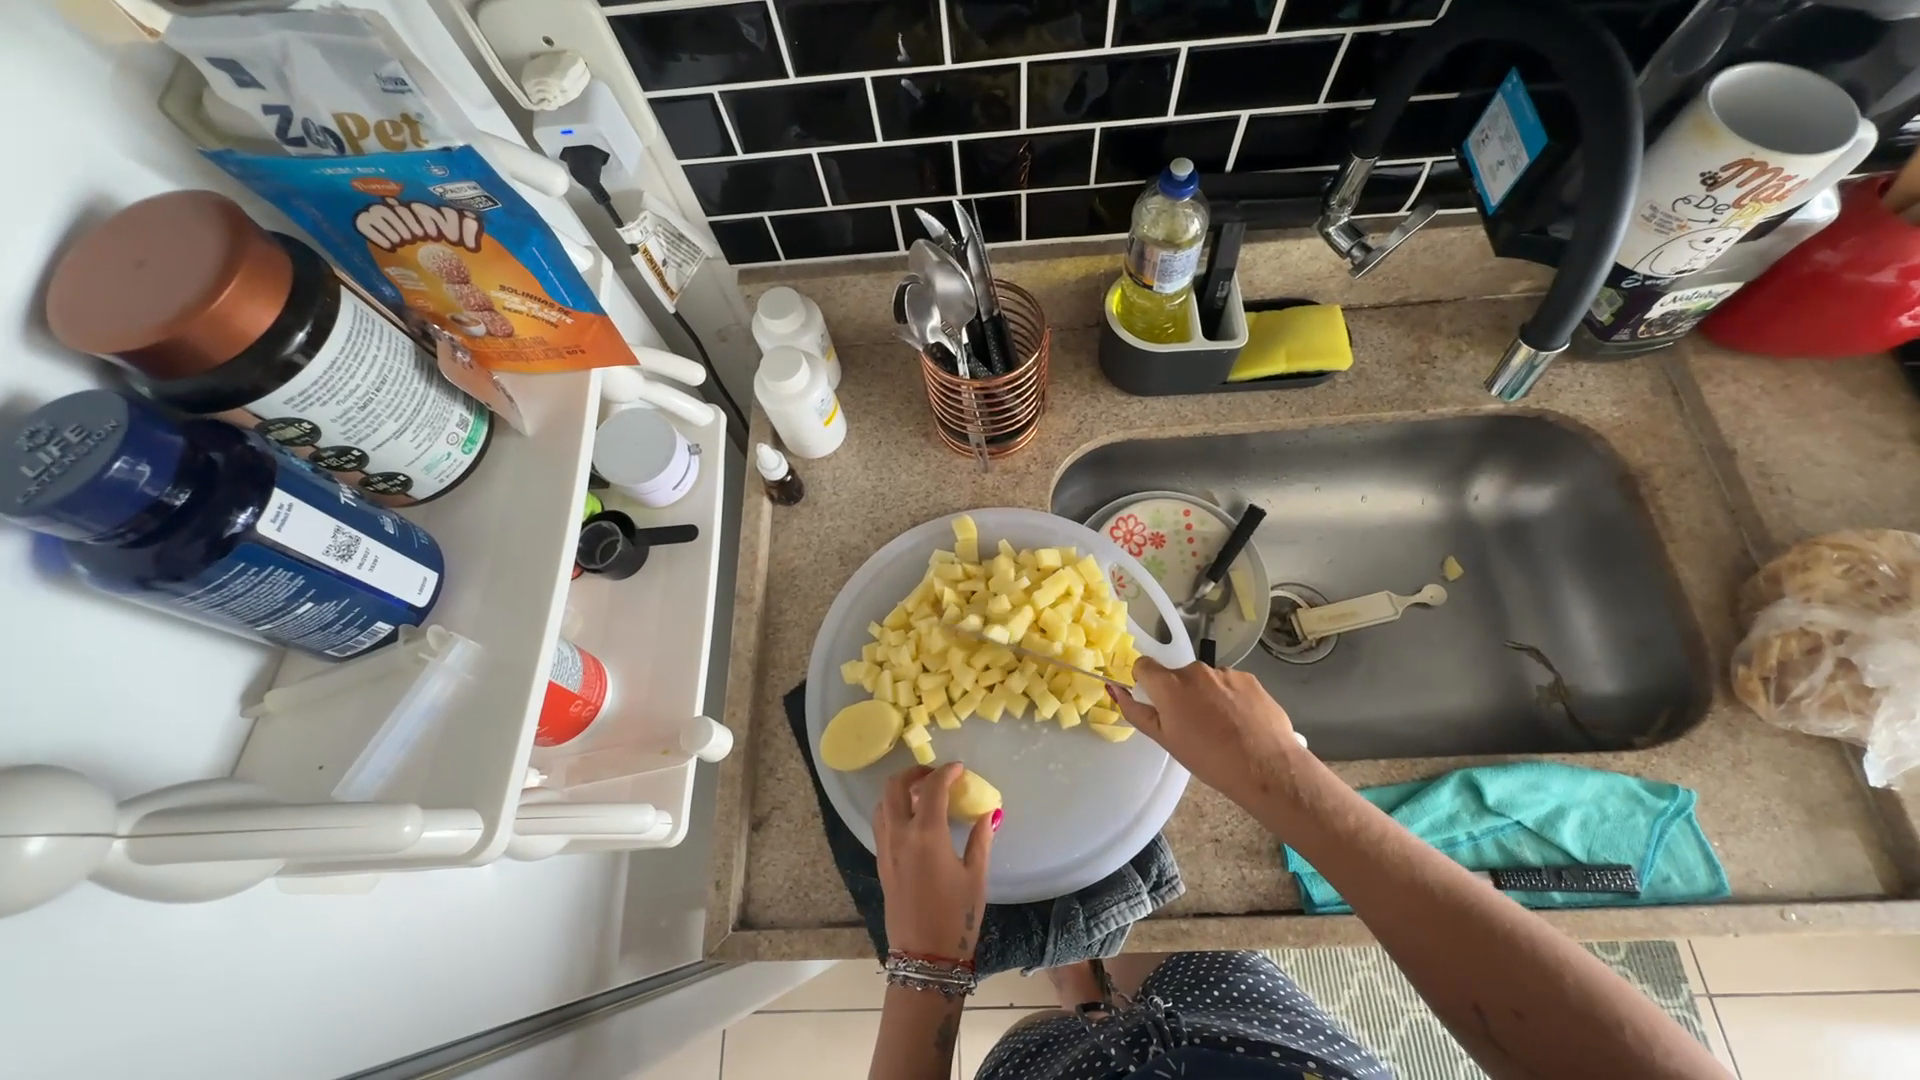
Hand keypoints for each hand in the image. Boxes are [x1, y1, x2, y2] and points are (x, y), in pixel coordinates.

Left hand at [874, 763, 998, 960]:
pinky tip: (913, 820)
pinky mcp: (881, 862)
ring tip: (923, 795)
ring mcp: (886, 848)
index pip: (932, 788)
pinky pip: (881, 823)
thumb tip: (990, 813)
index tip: (960, 768)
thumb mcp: (975, 877)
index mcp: (927, 835)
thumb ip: (981, 840)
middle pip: (895, 786)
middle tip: (936, 776)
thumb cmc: (955, 918)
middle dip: (915, 773)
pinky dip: (893, 809)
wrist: (925, 956)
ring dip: (900, 791)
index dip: (946, 772)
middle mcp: (900, 835)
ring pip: (883, 803)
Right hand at [1108, 658, 1307, 804]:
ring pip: (1205, 681)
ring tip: (1222, 727)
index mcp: (1169, 685)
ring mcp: (1224, 672)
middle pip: (1177, 676)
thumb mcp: (1165, 739)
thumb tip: (1115, 689)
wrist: (1266, 766)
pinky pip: (1230, 684)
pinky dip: (1230, 698)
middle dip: (1180, 694)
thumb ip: (1136, 711)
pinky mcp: (1249, 678)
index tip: (1156, 703)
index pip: (1144, 665)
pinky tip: (1240, 722)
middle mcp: (1195, 671)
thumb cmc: (1208, 759)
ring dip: (1207, 696)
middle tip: (1193, 725)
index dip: (1146, 682)